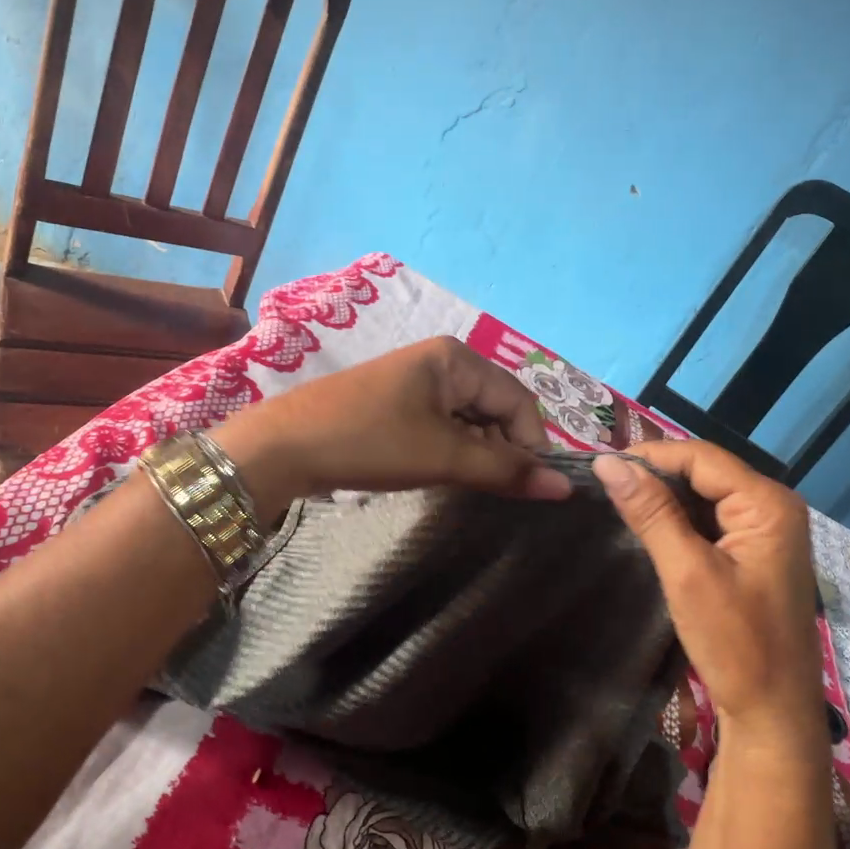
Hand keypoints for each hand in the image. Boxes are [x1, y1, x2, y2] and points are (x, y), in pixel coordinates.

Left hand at [209, 337, 570, 517]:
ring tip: (460, 482)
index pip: (519, 401)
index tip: (530, 488)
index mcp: (457, 359)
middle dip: (502, 449)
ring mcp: (417, 381)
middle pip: (496, 408)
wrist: (284, 446)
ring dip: (476, 453)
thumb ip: (506, 470)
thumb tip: (565, 487)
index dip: (531, 445)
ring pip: (470, 420)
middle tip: (491, 489)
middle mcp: (442, 361)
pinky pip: (444, 424)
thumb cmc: (371, 441)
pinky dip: (451, 450)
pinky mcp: (398, 403)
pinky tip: (436, 471)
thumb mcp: (444, 456)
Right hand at [591, 441, 818, 741]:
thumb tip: (608, 464)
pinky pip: (715, 519)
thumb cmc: (736, 644)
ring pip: (708, 495)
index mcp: (768, 503)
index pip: (701, 456)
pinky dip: (683, 520)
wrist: (774, 714)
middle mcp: (775, 506)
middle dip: (657, 475)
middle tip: (605, 484)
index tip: (601, 466)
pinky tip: (652, 527)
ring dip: (667, 498)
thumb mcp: (687, 573)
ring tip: (620, 501)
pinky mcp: (759, 552)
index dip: (651, 455)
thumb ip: (651, 512)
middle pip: (706, 471)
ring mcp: (770, 530)